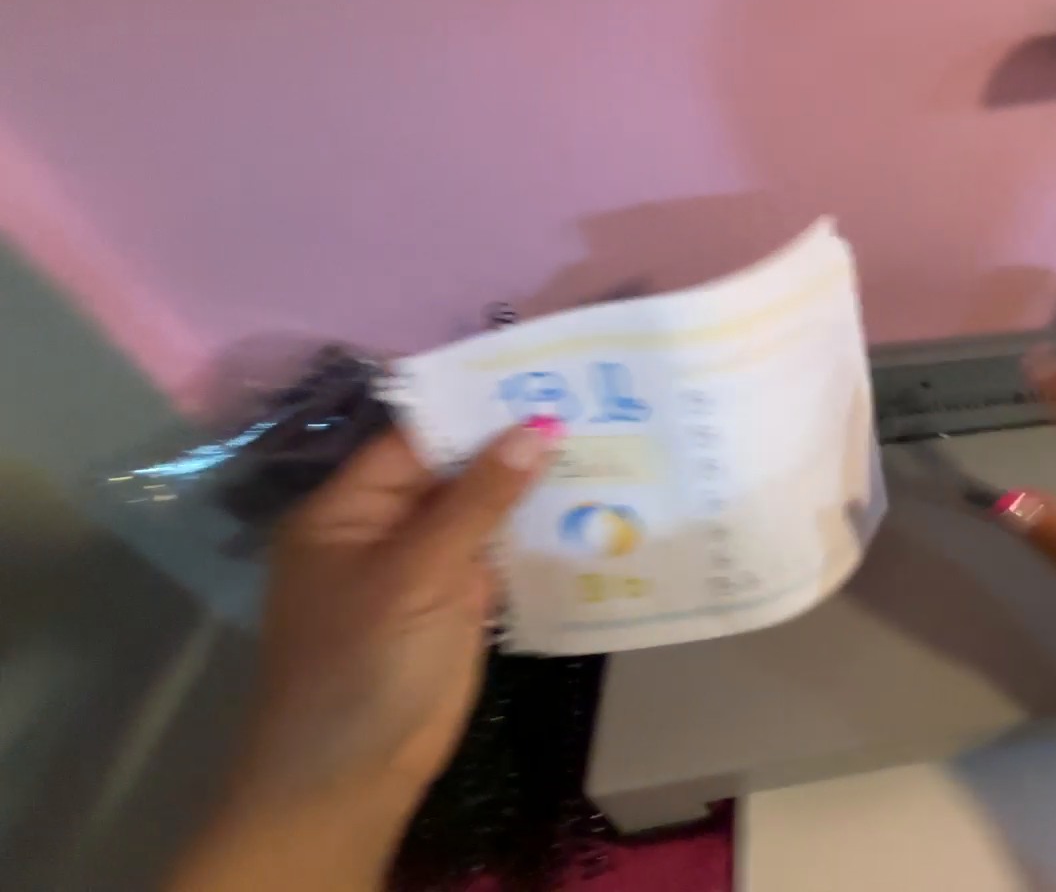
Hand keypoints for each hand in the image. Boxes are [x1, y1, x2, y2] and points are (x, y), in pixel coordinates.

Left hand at [170, 421, 556, 891]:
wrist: (358, 772)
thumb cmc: (366, 661)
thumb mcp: (419, 571)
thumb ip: (481, 499)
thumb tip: (539, 428)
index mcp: (352, 510)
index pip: (418, 438)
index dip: (477, 407)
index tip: (543, 379)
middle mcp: (390, 525)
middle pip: (459, 468)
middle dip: (516, 442)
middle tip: (590, 405)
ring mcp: (431, 559)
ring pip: (489, 505)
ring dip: (536, 482)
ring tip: (605, 441)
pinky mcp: (464, 591)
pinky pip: (506, 543)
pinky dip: (541, 523)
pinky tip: (592, 499)